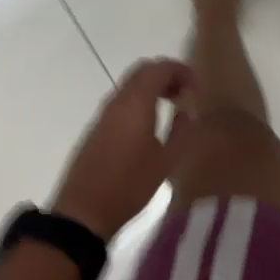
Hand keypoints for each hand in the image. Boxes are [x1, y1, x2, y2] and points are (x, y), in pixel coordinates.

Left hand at [50, 59, 193, 240]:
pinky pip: (123, 99)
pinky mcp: (97, 127)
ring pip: (132, 83)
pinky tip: (150, 123)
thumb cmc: (129, 186)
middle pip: (144, 69)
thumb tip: (187, 109)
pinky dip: (141, 98)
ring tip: (172, 106)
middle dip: (168, 75)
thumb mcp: (165, 162)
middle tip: (186, 93)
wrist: (83, 212)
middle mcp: (118, 99)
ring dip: (153, 86)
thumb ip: (181, 130)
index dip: (182, 71)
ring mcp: (104, 113)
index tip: (197, 89)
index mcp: (137, 101)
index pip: (161, 67)